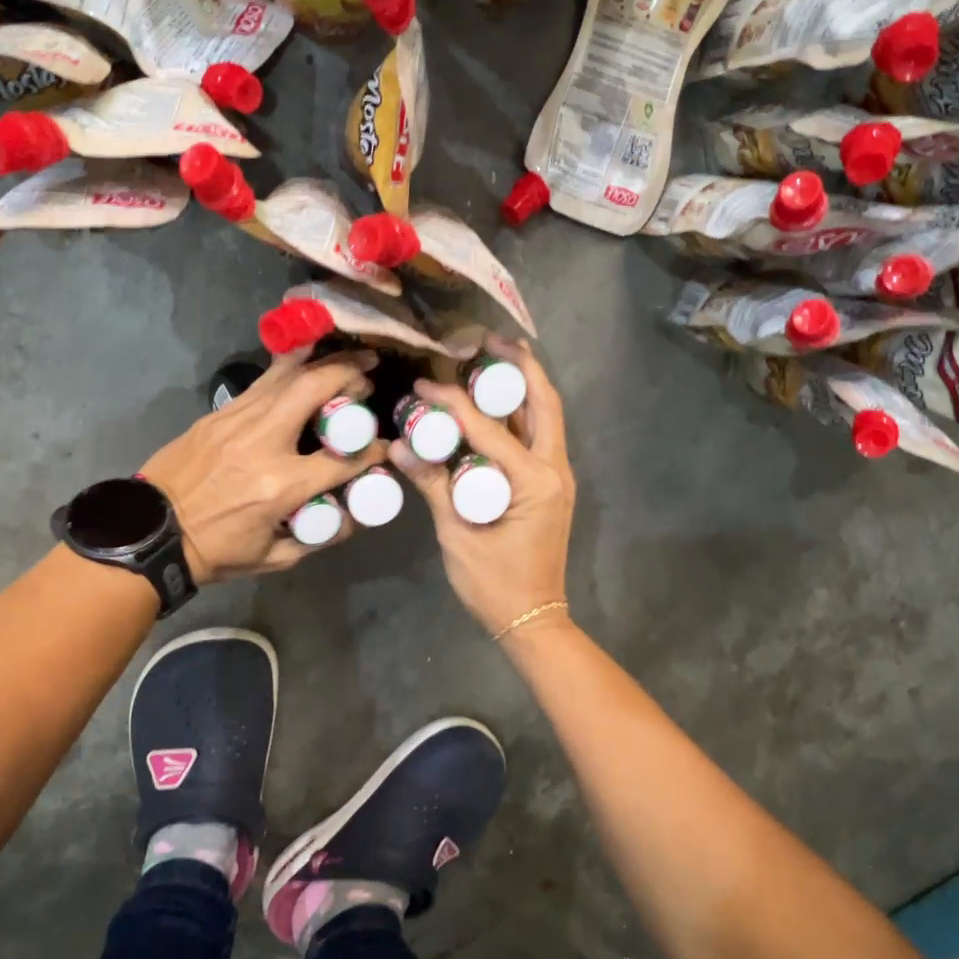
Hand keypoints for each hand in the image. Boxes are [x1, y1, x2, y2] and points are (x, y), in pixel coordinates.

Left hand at [143, 348, 386, 583]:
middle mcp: (264, 443)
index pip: (342, 459)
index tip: (384, 447)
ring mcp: (238, 421)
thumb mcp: (274, 559)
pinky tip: (305, 357)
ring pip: (287, 374)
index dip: (372, 451)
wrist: (150, 532)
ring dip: (322, 361)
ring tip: (346, 355)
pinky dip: (288, 366)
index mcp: (281, 486)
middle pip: (316, 389)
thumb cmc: (215, 552)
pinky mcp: (220, 414)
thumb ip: (320, 536)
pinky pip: (262, 381)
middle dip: (350, 374)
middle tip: (370, 372)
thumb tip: (353, 515)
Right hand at [390, 338, 574, 638]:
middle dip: (519, 366)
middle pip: (544, 402)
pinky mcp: (550, 487)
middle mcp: (555, 470)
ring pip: (546, 417)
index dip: (453, 402)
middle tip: (488, 340)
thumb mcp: (457, 535)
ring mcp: (558, 478)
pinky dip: (520, 416)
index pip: (490, 428)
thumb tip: (400, 446)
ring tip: (494, 358)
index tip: (423, 384)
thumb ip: (433, 485)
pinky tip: (494, 406)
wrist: (531, 618)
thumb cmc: (494, 583)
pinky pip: (538, 438)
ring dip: (523, 386)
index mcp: (534, 482)